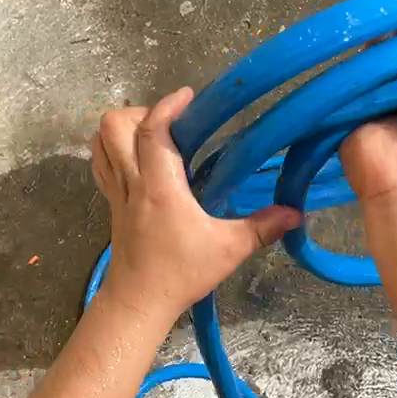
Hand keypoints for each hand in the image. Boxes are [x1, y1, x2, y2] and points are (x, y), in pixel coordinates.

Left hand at [91, 88, 301, 325]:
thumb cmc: (181, 273)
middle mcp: (132, 182)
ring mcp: (117, 192)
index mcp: (160, 186)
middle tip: (171, 122)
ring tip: (153, 134)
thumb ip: (263, 228)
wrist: (138, 302)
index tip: (188, 96)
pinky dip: (112, 149)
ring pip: (100, 142)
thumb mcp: (228, 250)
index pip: (153, 131)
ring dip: (122, 128)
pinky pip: (101, 163)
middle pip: (115, 127)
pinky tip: (137, 157)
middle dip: (140, 112)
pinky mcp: (111, 204)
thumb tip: (296, 212)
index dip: (168, 105)